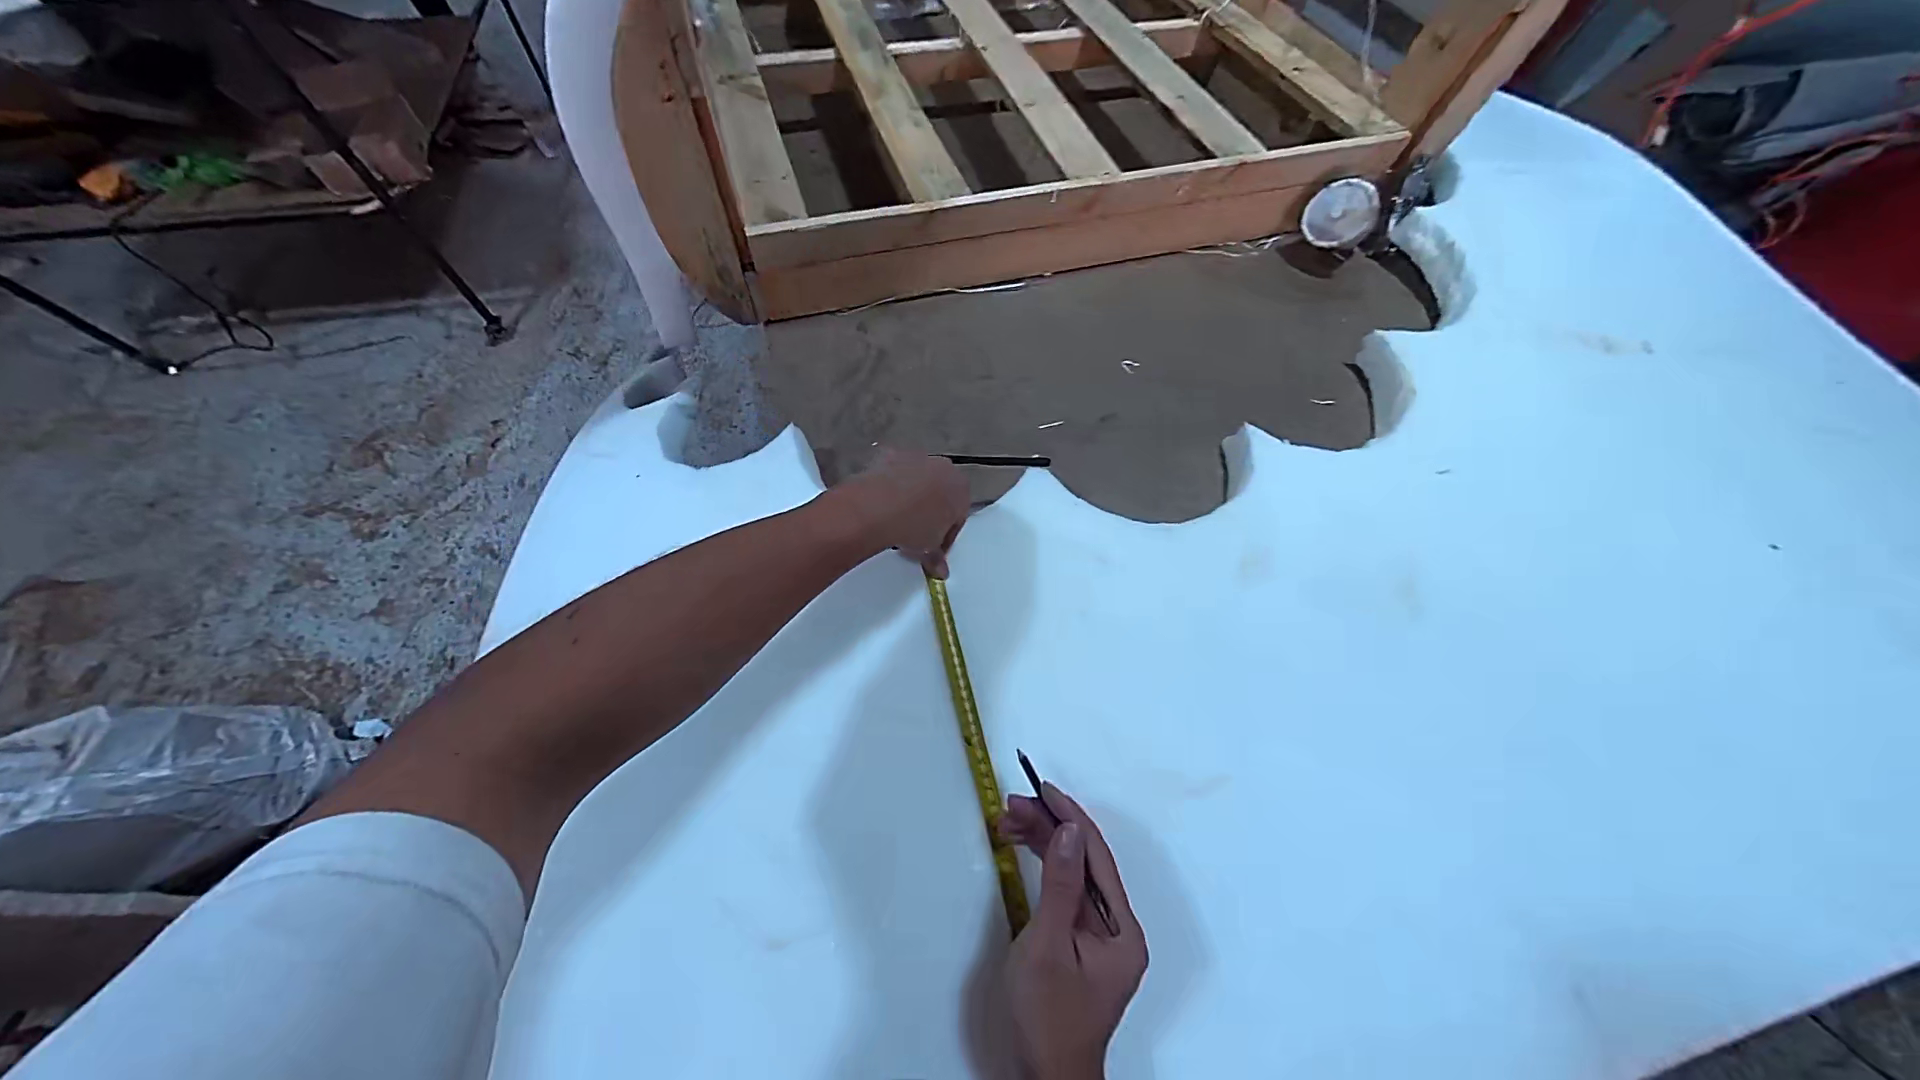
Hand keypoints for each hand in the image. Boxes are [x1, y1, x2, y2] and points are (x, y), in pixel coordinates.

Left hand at [829, 449, 969, 577]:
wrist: (876, 507)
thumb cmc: (914, 527)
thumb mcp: (929, 547)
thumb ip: (937, 557)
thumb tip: (940, 570)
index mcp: (961, 488)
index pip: (959, 515)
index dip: (946, 534)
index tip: (934, 547)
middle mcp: (943, 467)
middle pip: (940, 493)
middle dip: (930, 511)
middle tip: (915, 534)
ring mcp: (916, 457)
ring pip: (917, 480)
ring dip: (910, 496)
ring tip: (895, 520)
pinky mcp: (889, 454)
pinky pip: (893, 472)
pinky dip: (889, 485)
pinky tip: (879, 503)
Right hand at [1000, 784, 1147, 1079]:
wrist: (1044, 1078)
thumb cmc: (1047, 1016)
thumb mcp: (1048, 944)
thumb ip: (1059, 884)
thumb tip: (1068, 831)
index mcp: (1122, 930)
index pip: (1096, 857)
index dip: (1070, 818)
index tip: (1044, 789)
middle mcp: (1117, 928)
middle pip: (1085, 861)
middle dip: (1050, 828)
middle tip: (1014, 805)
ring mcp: (1099, 936)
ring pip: (1073, 873)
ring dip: (1043, 844)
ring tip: (1010, 821)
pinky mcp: (1080, 942)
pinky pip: (1065, 891)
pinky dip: (1044, 868)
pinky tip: (1025, 849)